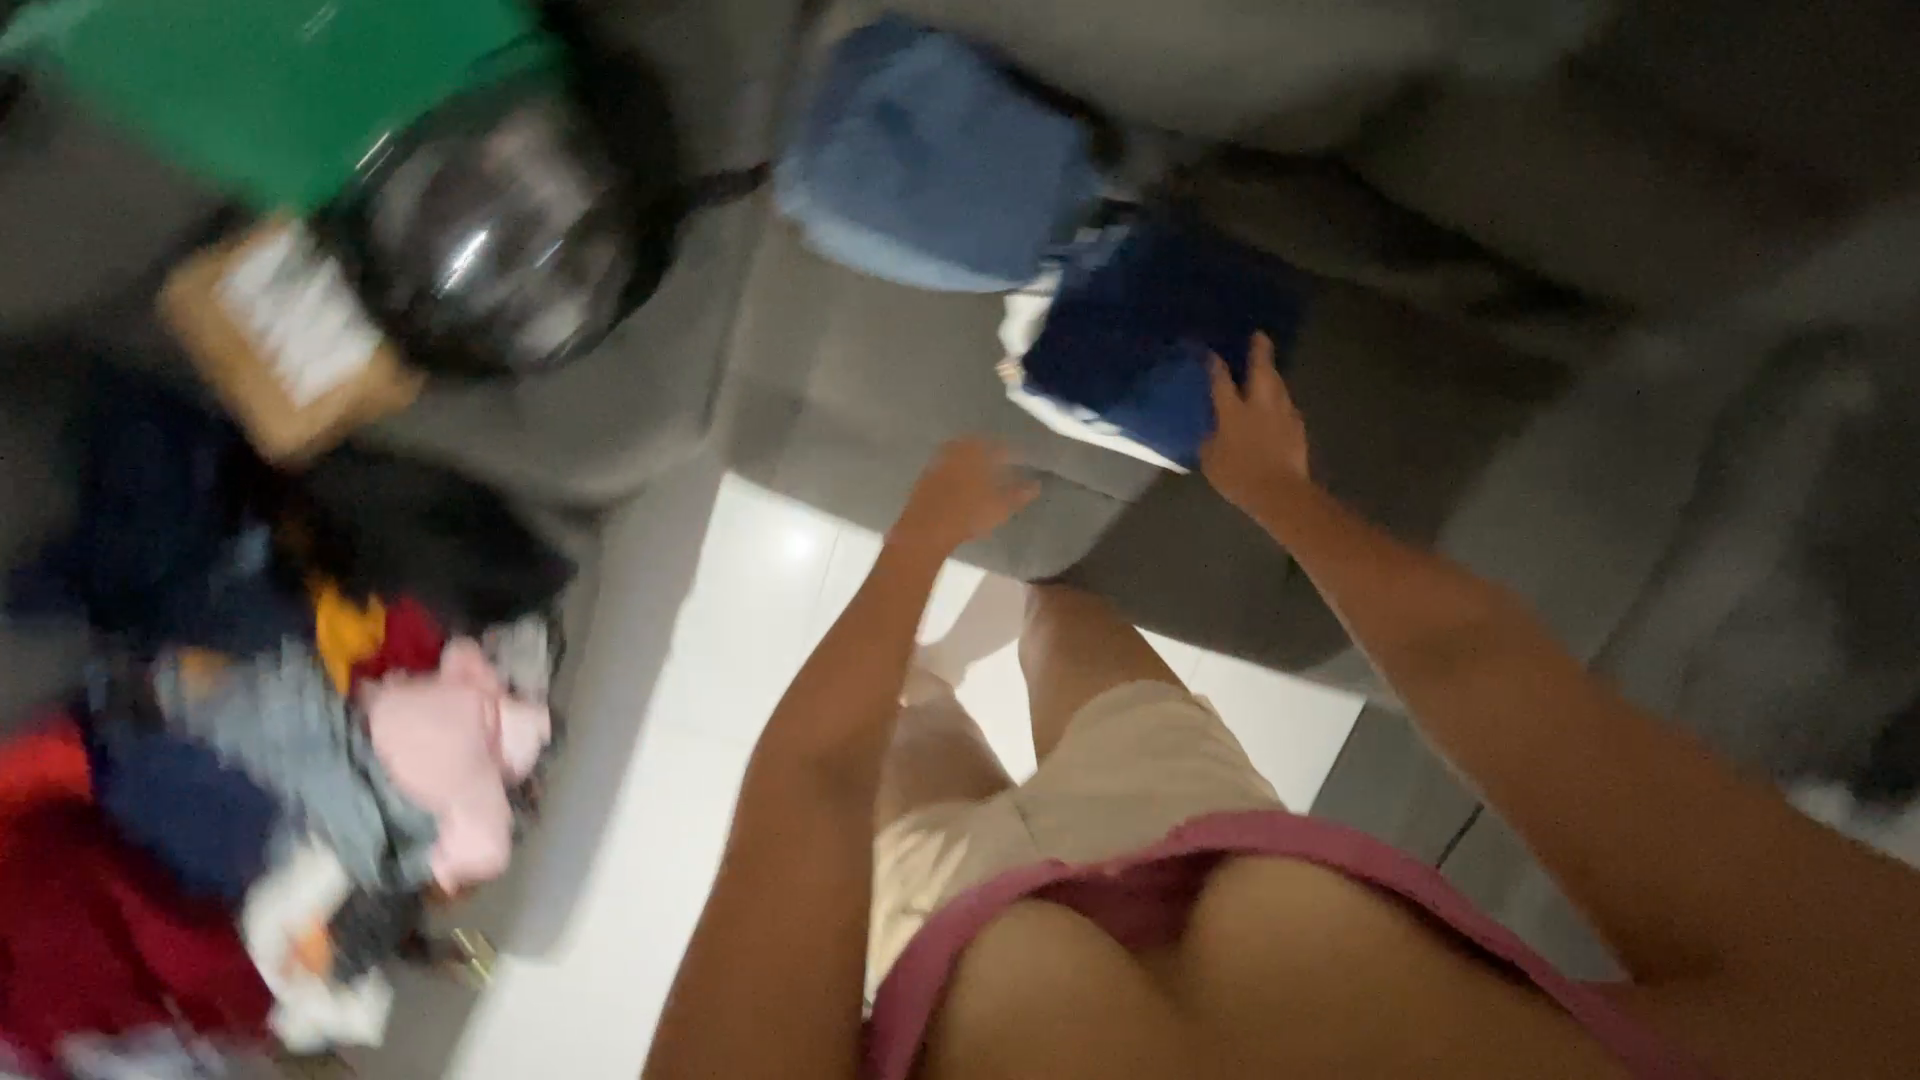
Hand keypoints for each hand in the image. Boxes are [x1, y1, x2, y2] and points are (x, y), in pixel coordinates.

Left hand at [888, 438, 1039, 558]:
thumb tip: (1037, 485)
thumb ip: (1019, 494)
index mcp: (978, 454)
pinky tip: (955, 478)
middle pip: (975, 443)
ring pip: (957, 450)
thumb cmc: (968, 516)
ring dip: (967, 454)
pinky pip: (942, 463)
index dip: (1010, 451)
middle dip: (987, 447)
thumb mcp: (1000, 507)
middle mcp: (958, 452)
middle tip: (997, 456)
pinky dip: (952, 467)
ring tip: (977, 466)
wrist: (926, 529)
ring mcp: (938, 462)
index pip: (999, 447)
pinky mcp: (924, 475)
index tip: (1018, 456)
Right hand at [1200, 331, 1311, 516]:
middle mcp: (1259, 404)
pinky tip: (1277, 405)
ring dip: (1272, 374)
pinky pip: (1287, 405)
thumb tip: (1213, 431)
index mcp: (1233, 412)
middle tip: (1259, 337)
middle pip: (1261, 370)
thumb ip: (1210, 440)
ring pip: (1278, 385)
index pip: (1222, 381)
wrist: (1279, 492)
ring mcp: (1282, 413)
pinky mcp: (1297, 426)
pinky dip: (1280, 400)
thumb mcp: (1211, 460)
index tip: (1213, 353)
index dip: (1216, 366)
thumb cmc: (1238, 477)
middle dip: (1260, 351)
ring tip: (1268, 369)